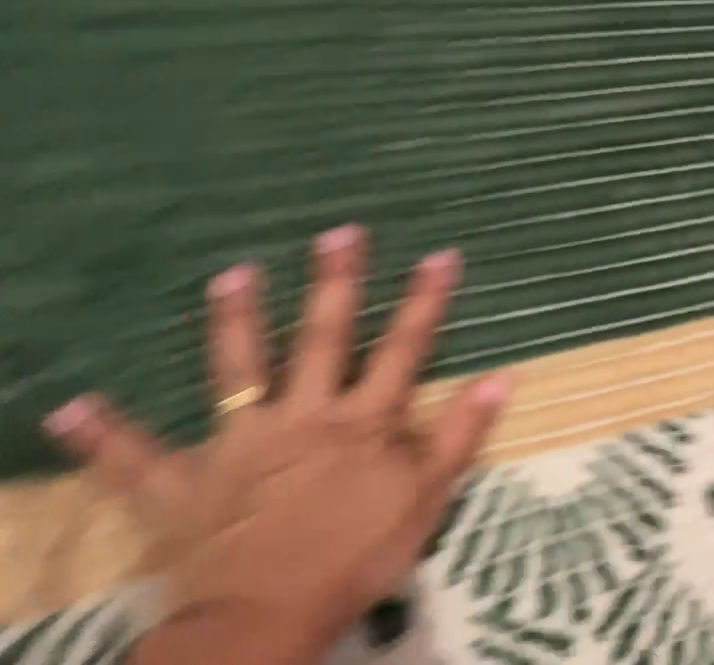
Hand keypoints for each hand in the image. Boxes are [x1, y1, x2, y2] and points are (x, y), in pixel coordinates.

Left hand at [41, 225, 511, 660]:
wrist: (264, 620)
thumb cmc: (357, 556)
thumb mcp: (428, 497)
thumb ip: (461, 433)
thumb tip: (503, 375)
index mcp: (364, 422)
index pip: (404, 348)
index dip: (425, 301)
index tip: (440, 255)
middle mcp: (304, 417)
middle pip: (322, 340)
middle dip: (335, 284)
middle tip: (339, 233)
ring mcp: (238, 446)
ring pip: (236, 375)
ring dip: (235, 324)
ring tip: (232, 274)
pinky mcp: (182, 486)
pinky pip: (137, 461)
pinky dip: (103, 436)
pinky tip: (69, 408)